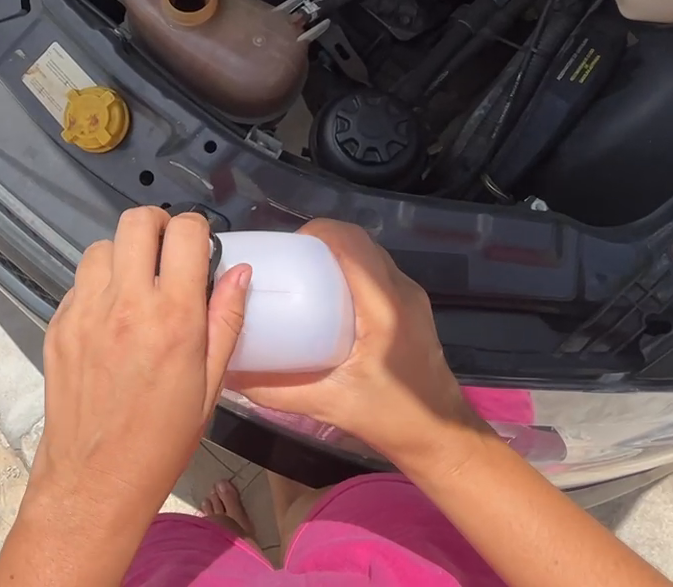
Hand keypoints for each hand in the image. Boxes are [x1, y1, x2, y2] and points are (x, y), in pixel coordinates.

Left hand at [29, 207, 251, 530]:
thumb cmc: (163, 438)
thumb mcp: (210, 385)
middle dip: (157, 224)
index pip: (184, 232)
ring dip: (122, 253)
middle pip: (136, 220)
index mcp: (173, 316)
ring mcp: (85, 310)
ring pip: (101, 246)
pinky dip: (97, 285)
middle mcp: (126, 302)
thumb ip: (226, 320)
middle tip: (165, 249)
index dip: (195, 229)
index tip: (197, 247)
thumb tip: (240, 271)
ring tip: (134, 282)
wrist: (94, 480)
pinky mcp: (58, 323)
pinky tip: (108, 314)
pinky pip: (79, 281)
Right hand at [228, 219, 487, 467]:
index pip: (349, 244)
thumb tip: (229, 371)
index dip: (316, 234)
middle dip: (321, 239)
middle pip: (359, 240)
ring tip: (305, 272)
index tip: (285, 249)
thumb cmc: (389, 418)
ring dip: (338, 250)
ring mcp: (411, 295)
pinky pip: (378, 267)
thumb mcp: (327, 404)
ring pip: (370, 251)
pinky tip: (330, 293)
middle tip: (289, 260)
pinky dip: (352, 265)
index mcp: (382, 307)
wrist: (442, 438)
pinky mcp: (413, 304)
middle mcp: (400, 291)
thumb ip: (275, 390)